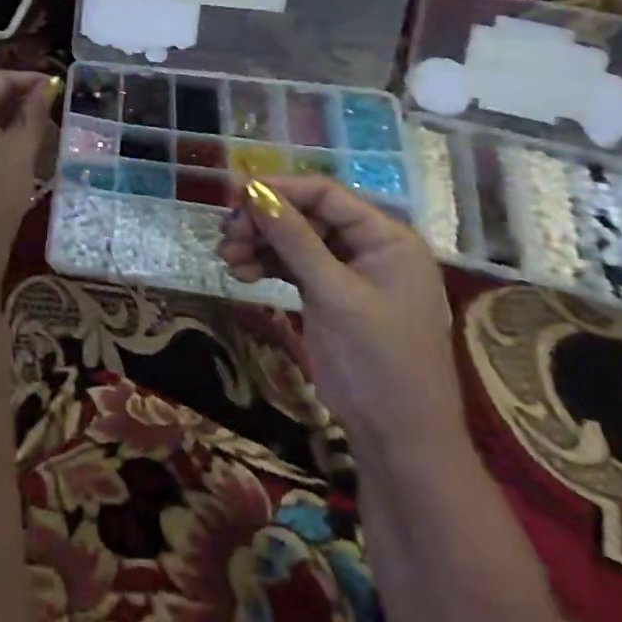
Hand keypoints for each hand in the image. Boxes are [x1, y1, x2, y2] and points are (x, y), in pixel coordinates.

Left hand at [0, 70, 53, 251]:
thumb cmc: (0, 189)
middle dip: (18, 95)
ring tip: (39, 121)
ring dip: (8, 113)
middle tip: (49, 103)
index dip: (28, 78)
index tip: (55, 85)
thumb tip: (47, 86)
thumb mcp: (23, 148)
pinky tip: (17, 141)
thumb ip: (34, 112)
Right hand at [219, 175, 464, 450]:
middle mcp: (369, 248)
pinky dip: (265, 266)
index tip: (235, 196)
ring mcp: (347, 273)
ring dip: (258, 245)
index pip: (327, 196)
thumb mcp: (334, 294)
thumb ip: (295, 241)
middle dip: (264, 223)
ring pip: (293, 241)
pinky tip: (241, 274)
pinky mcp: (328, 295)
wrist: (396, 431)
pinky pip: (291, 266)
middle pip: (306, 217)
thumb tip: (255, 193)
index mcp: (388, 239)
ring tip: (227, 260)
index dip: (281, 190)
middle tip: (226, 237)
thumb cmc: (378, 358)